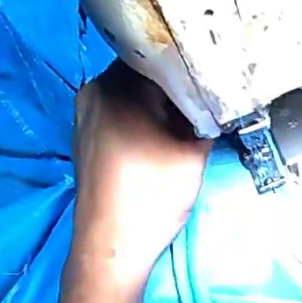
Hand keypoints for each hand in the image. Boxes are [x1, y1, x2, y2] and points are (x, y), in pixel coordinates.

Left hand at [70, 62, 211, 288]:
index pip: (162, 54)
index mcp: (118, 84)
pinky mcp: (84, 135)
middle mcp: (94, 89)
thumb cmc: (151, 198)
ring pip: (132, 94)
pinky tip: (157, 141)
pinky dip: (140, 120)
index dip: (192, 66)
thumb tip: (217, 96)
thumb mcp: (192, 154)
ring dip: (158, 105)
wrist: (109, 248)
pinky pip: (119, 113)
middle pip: (145, 73)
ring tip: (184, 126)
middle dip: (175, 88)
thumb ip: (207, 116)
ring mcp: (84, 112)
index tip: (214, 80)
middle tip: (204, 105)